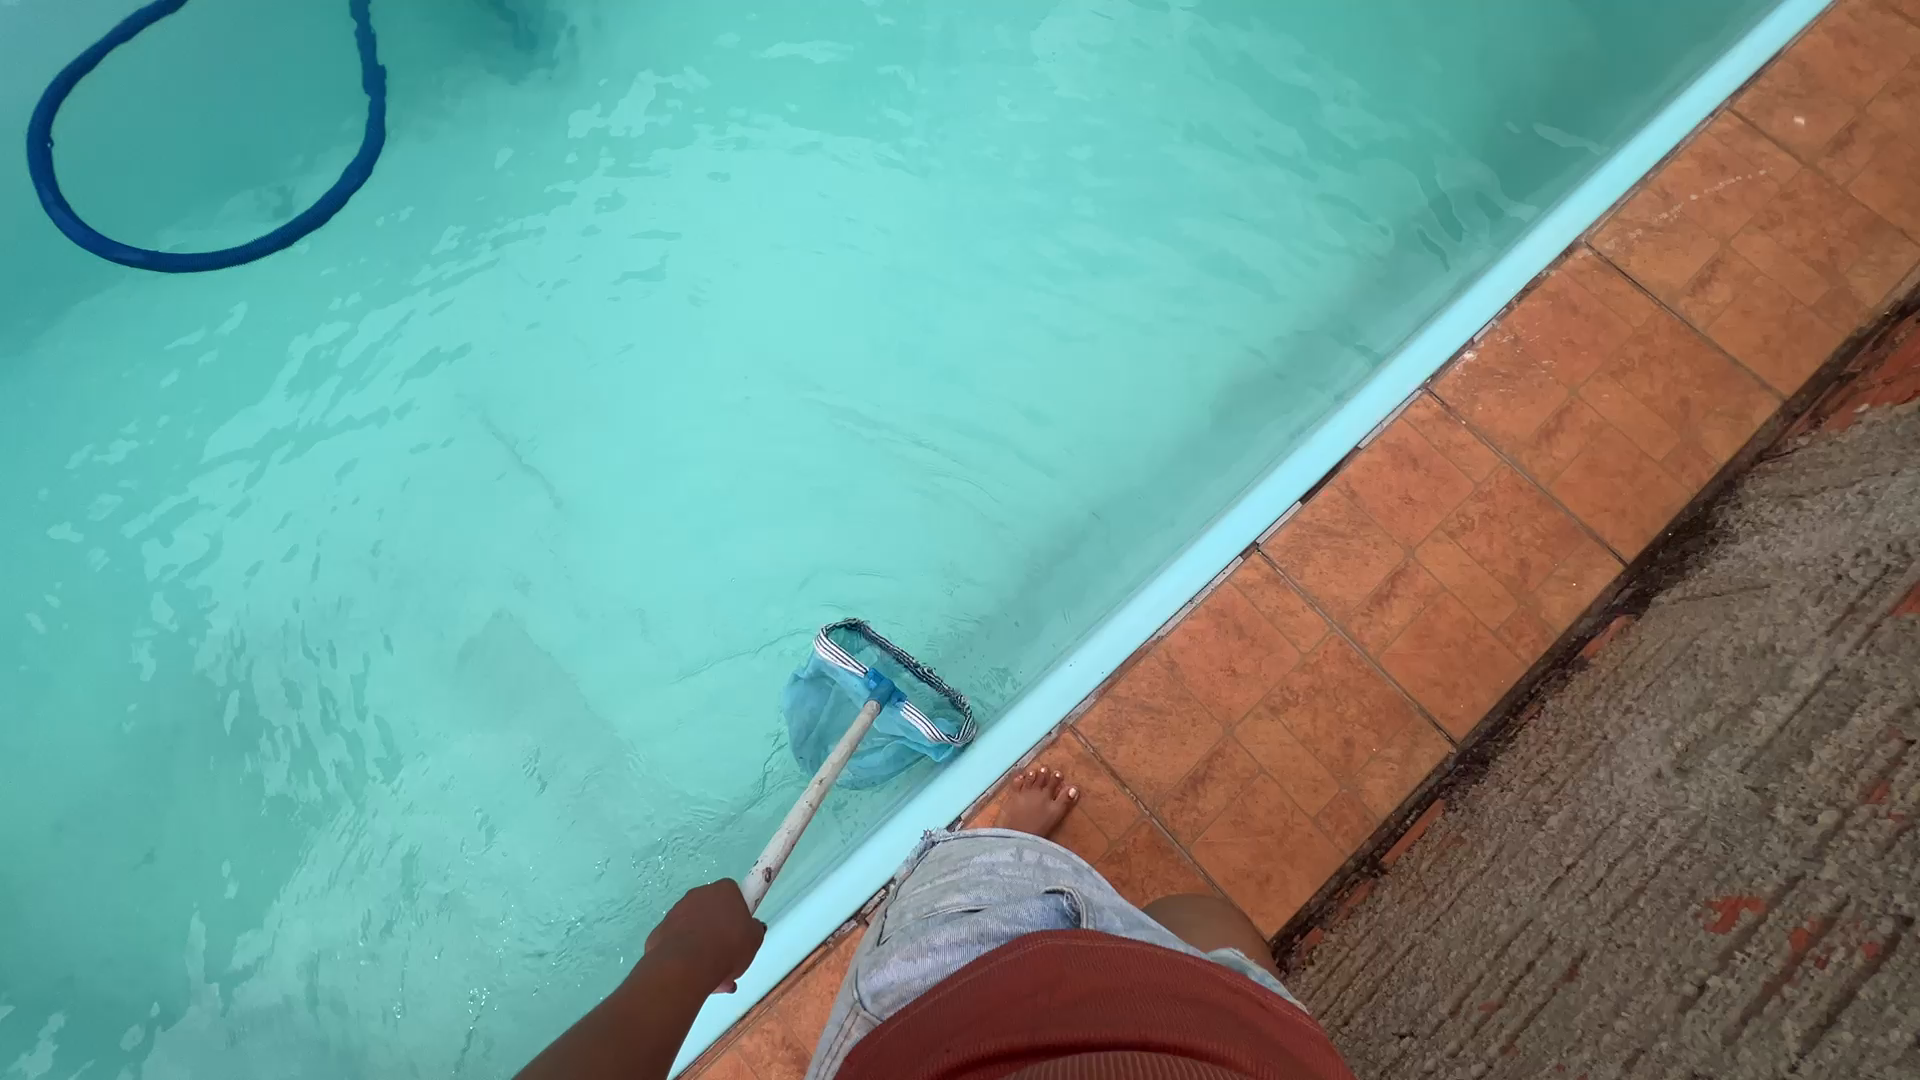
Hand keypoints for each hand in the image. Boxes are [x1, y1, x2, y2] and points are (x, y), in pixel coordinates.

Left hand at [643, 880, 766, 994]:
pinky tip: (690, 976)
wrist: (685, 968)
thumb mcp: (755, 940)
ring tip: (710, 976)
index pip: (733, 894)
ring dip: (700, 947)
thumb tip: (751, 930)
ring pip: (692, 929)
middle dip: (717, 932)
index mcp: (724, 890)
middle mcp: (698, 895)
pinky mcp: (657, 934)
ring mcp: (674, 913)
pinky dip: (682, 957)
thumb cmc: (727, 948)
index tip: (739, 933)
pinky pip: (674, 944)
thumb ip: (753, 930)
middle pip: (711, 911)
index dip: (737, 914)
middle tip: (726, 957)